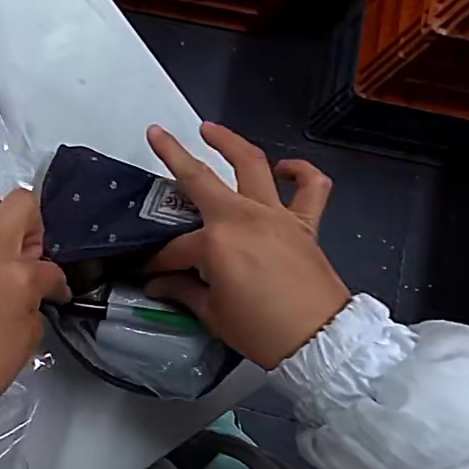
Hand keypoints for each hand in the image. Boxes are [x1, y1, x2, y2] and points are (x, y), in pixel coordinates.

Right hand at [142, 123, 348, 369]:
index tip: (148, 272)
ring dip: (229, 141)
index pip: (175, 248)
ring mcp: (276, 215)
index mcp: (216, 243)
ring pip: (252, 164)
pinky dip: (301, 172)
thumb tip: (159, 283)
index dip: (158, 262)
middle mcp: (244, 217)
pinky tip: (286, 168)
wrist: (320, 340)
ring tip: (209, 129)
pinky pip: (311, 187)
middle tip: (156, 134)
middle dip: (173, 154)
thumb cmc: (262, 331)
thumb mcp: (213, 314)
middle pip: (201, 179)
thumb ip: (184, 290)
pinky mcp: (305, 223)